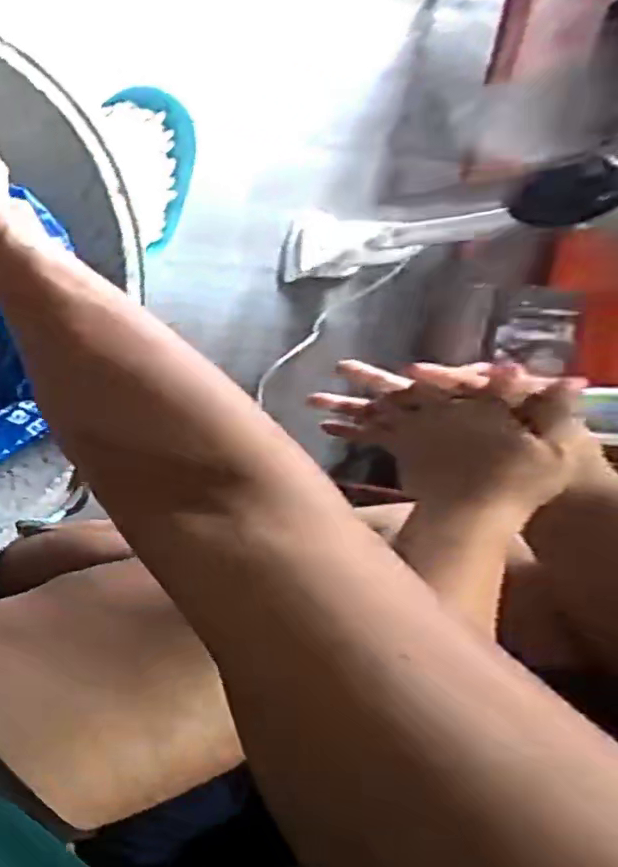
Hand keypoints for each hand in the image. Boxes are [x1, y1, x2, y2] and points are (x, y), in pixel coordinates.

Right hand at [309, 360, 585, 517]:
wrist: (535, 499)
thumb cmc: (550, 469)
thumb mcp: (554, 438)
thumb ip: (541, 405)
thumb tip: (518, 371)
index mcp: (482, 403)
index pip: (456, 382)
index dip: (436, 376)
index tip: (412, 371)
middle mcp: (447, 409)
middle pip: (408, 390)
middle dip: (374, 379)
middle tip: (342, 367)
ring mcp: (424, 428)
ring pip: (381, 411)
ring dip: (348, 404)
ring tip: (312, 398)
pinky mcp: (408, 446)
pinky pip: (375, 435)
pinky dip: (351, 431)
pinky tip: (324, 428)